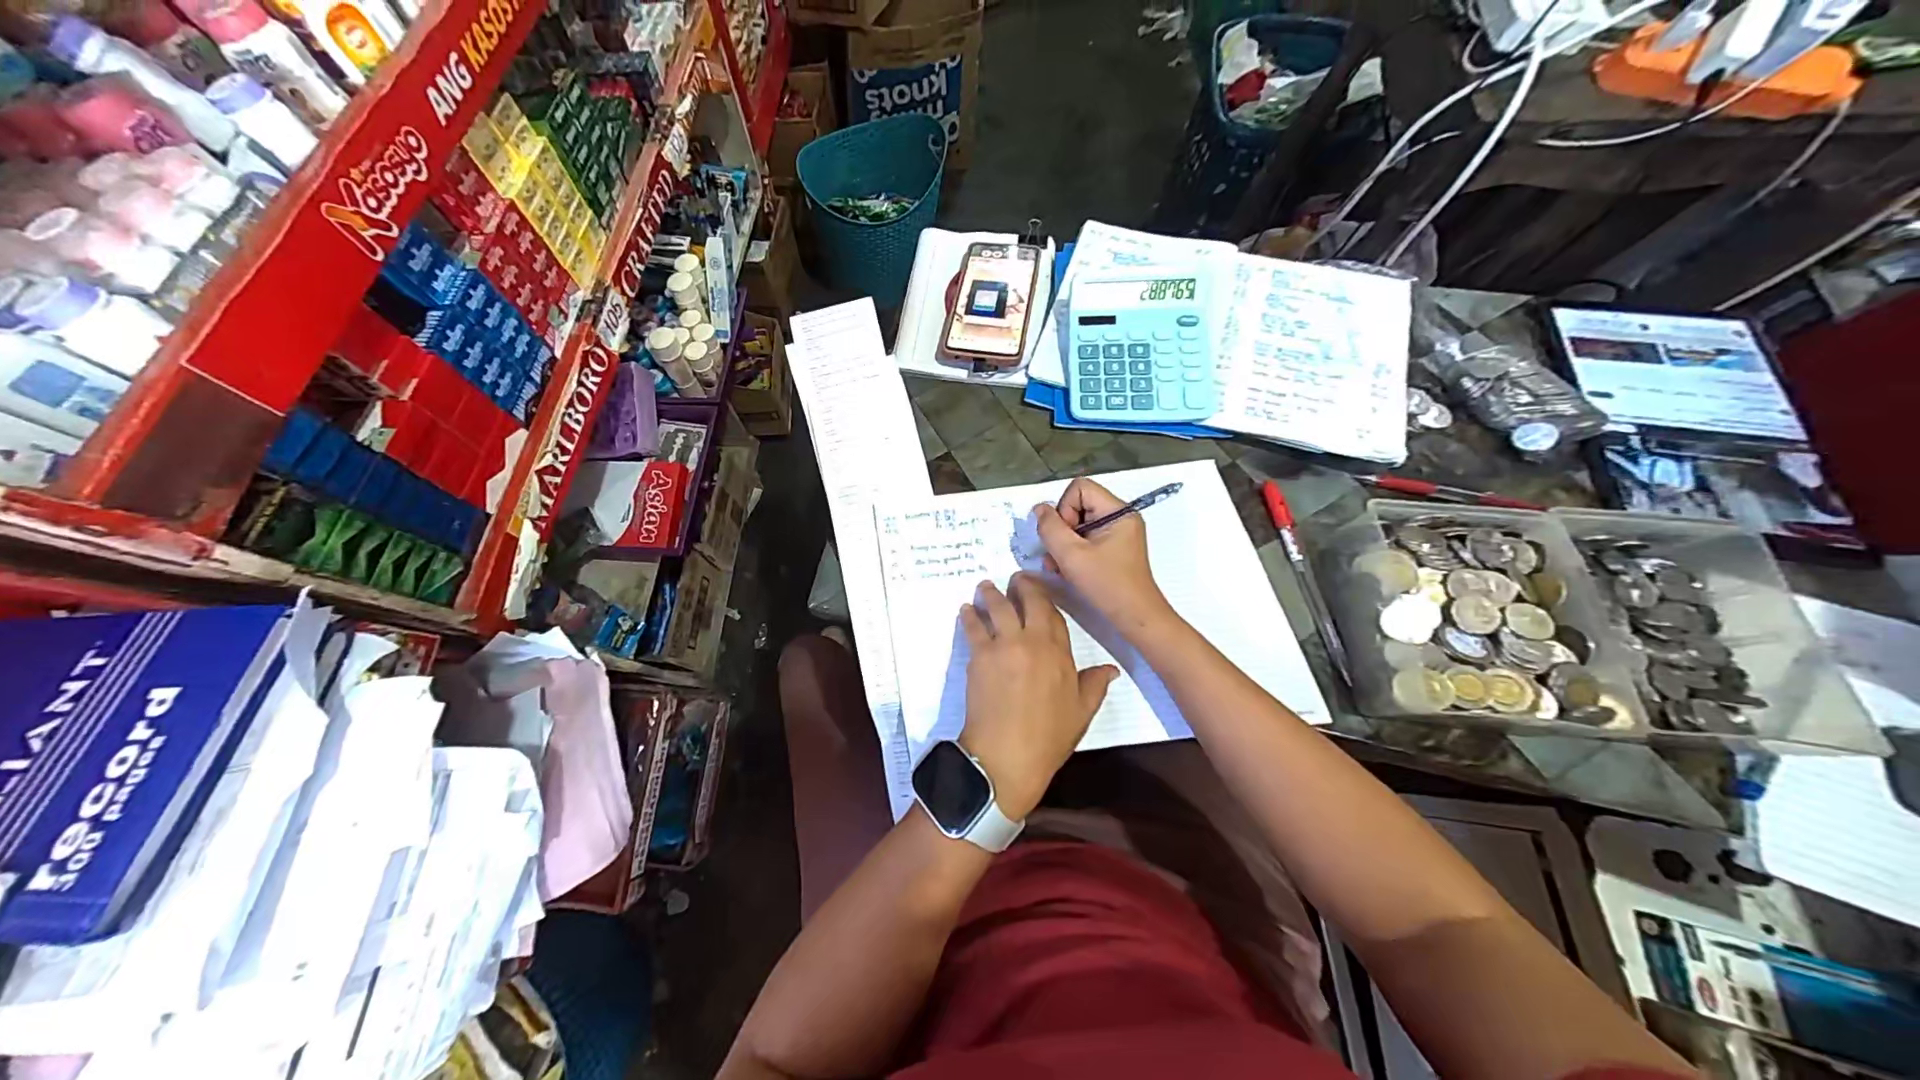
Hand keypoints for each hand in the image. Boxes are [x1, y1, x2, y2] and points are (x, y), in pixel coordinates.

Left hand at [957, 574, 1117, 819]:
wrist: (1007, 755)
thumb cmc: (1048, 737)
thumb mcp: (1081, 712)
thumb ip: (1095, 685)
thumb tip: (1111, 669)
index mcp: (1059, 652)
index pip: (1054, 614)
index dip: (1046, 598)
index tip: (1039, 589)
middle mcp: (1032, 641)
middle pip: (1026, 601)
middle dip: (1020, 585)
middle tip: (1014, 578)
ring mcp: (1003, 646)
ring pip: (997, 608)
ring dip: (990, 594)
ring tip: (985, 586)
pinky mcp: (978, 656)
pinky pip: (973, 627)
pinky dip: (969, 616)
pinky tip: (966, 610)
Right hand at [1032, 478, 1177, 637]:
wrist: (1134, 616)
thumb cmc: (1106, 584)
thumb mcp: (1071, 555)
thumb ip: (1050, 528)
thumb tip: (1040, 510)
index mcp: (1118, 512)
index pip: (1079, 488)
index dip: (1064, 509)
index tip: (1064, 537)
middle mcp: (1120, 517)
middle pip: (1078, 504)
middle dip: (1061, 529)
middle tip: (1057, 554)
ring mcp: (1117, 533)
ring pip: (1078, 523)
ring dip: (1063, 543)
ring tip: (1057, 565)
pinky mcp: (1113, 548)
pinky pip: (1085, 538)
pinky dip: (1072, 551)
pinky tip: (1066, 569)